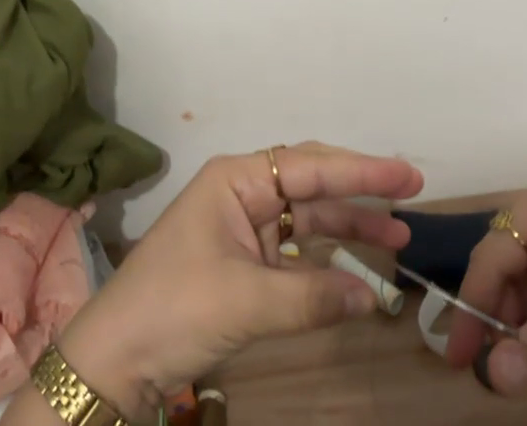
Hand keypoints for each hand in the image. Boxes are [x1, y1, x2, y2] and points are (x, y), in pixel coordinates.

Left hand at [37, 142, 422, 420]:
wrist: (115, 360)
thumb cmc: (174, 310)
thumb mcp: (247, 301)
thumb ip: (315, 296)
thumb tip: (374, 299)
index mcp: (235, 180)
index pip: (311, 167)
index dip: (363, 172)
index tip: (409, 177)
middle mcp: (242, 193)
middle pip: (312, 183)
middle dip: (359, 190)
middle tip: (411, 194)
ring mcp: (243, 228)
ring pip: (308, 217)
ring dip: (349, 227)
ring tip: (397, 239)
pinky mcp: (244, 263)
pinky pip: (296, 252)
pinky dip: (326, 263)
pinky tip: (356, 276)